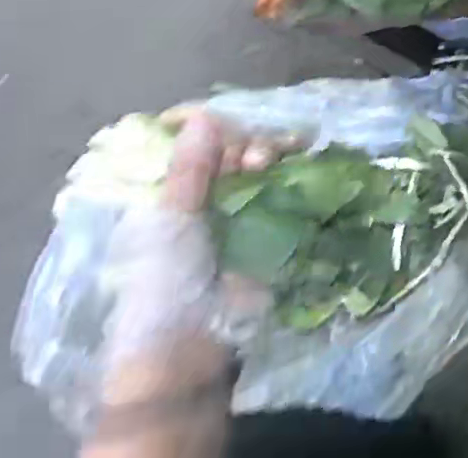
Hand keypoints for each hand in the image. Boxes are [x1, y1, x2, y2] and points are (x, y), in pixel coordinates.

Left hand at [98, 111, 294, 410]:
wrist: (190, 352)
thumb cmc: (165, 286)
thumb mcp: (171, 226)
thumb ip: (190, 172)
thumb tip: (207, 115)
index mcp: (166, 192)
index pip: (186, 141)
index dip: (206, 126)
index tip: (226, 122)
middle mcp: (199, 194)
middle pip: (227, 146)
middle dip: (244, 139)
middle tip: (256, 156)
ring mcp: (232, 210)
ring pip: (256, 163)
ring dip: (269, 151)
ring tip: (274, 159)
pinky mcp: (264, 224)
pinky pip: (280, 186)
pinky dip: (292, 169)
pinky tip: (303, 157)